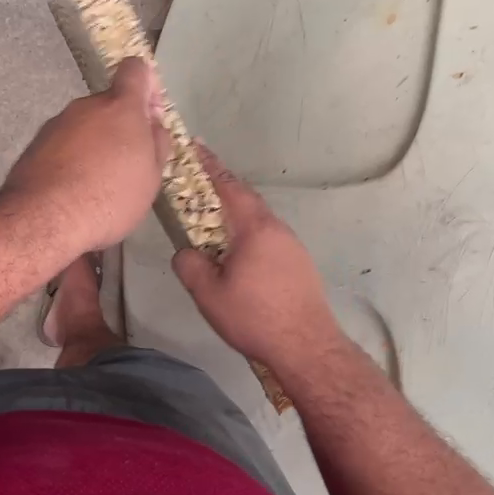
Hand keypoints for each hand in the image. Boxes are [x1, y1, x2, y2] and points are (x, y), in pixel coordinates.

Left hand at [0, 58, 170, 253]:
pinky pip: (62, 146)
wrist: (43, 218)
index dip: (148, 86)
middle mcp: (84, 107)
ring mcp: (56, 125)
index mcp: (120, 106)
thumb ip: (156, 143)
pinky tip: (73, 191)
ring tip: (99, 185)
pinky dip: (71, 161)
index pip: (136, 70)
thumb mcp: (151, 176)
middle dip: (120, 129)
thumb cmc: (108, 197)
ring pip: (84, 129)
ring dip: (94, 147)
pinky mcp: (34, 146)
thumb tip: (152, 125)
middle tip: (127, 165)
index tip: (151, 114)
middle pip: (108, 106)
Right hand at [170, 145, 346, 367]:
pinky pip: (265, 238)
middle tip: (195, 184)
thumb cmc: (254, 317)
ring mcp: (291, 246)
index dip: (209, 166)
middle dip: (220, 189)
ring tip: (209, 222)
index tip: (194, 147)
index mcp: (254, 228)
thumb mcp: (208, 293)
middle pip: (245, 200)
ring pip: (256, 221)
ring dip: (233, 216)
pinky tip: (233, 253)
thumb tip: (186, 252)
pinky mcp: (298, 264)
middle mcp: (277, 229)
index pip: (228, 186)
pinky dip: (245, 235)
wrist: (307, 347)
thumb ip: (189, 265)